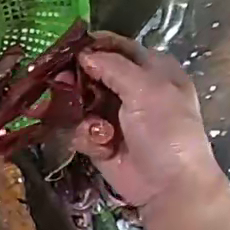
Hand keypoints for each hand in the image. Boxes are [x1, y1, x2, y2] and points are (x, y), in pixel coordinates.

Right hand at [73, 32, 224, 208]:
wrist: (168, 185)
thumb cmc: (166, 130)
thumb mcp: (146, 89)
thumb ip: (113, 67)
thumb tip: (84, 54)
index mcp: (152, 70)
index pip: (118, 47)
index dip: (94, 45)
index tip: (67, 46)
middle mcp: (131, 90)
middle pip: (93, 73)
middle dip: (78, 78)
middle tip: (61, 80)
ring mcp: (114, 116)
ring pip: (81, 102)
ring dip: (81, 111)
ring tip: (90, 122)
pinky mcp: (100, 141)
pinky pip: (80, 129)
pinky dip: (88, 136)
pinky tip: (102, 145)